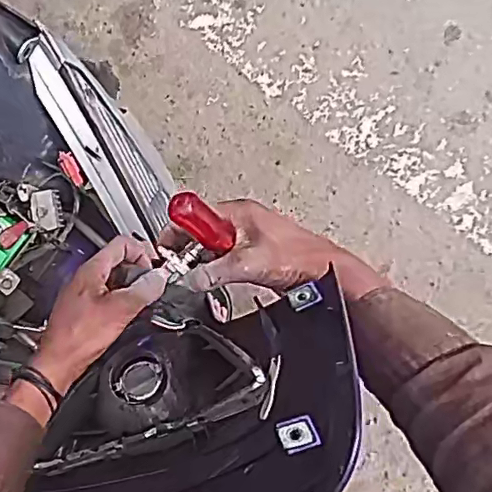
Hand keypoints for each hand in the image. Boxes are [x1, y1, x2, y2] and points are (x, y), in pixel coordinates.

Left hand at [31, 236, 167, 388]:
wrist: (59, 361)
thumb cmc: (77, 338)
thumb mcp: (119, 310)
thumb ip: (142, 291)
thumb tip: (159, 278)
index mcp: (91, 271)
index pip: (121, 244)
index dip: (143, 252)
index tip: (155, 268)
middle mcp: (84, 278)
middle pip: (118, 259)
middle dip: (139, 269)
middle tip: (152, 283)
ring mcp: (82, 293)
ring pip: (113, 278)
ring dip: (130, 285)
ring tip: (141, 299)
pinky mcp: (83, 308)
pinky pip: (106, 295)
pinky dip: (120, 299)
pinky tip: (125, 313)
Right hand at [163, 199, 388, 301]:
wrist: (325, 270)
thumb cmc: (299, 257)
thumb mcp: (249, 263)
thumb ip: (214, 271)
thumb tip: (190, 278)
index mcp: (236, 212)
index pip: (191, 213)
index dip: (175, 233)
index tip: (166, 251)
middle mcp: (239, 219)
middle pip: (197, 231)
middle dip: (187, 251)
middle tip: (184, 269)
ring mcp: (244, 234)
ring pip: (209, 245)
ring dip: (203, 261)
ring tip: (204, 275)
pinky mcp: (250, 249)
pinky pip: (222, 255)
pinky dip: (216, 267)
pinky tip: (220, 277)